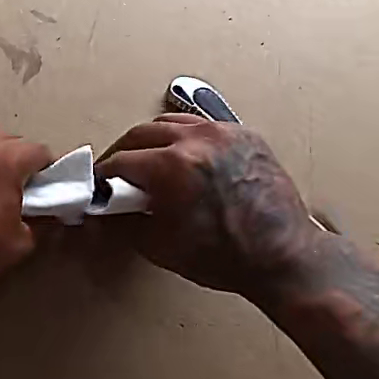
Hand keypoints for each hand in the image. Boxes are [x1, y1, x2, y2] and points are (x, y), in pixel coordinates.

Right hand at [97, 114, 322, 296]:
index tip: (96, 185)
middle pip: (140, 134)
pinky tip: (178, 157)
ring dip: (150, 141)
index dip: (102, 175)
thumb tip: (104, 210)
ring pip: (169, 122)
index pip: (120, 160)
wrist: (283, 256)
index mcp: (173, 167)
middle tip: (115, 175)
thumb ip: (124, 221)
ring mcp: (224, 133)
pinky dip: (181, 137)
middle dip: (122, 153)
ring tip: (145, 164)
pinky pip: (200, 125)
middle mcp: (197, 140)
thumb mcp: (160, 245)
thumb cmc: (225, 256)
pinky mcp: (243, 135)